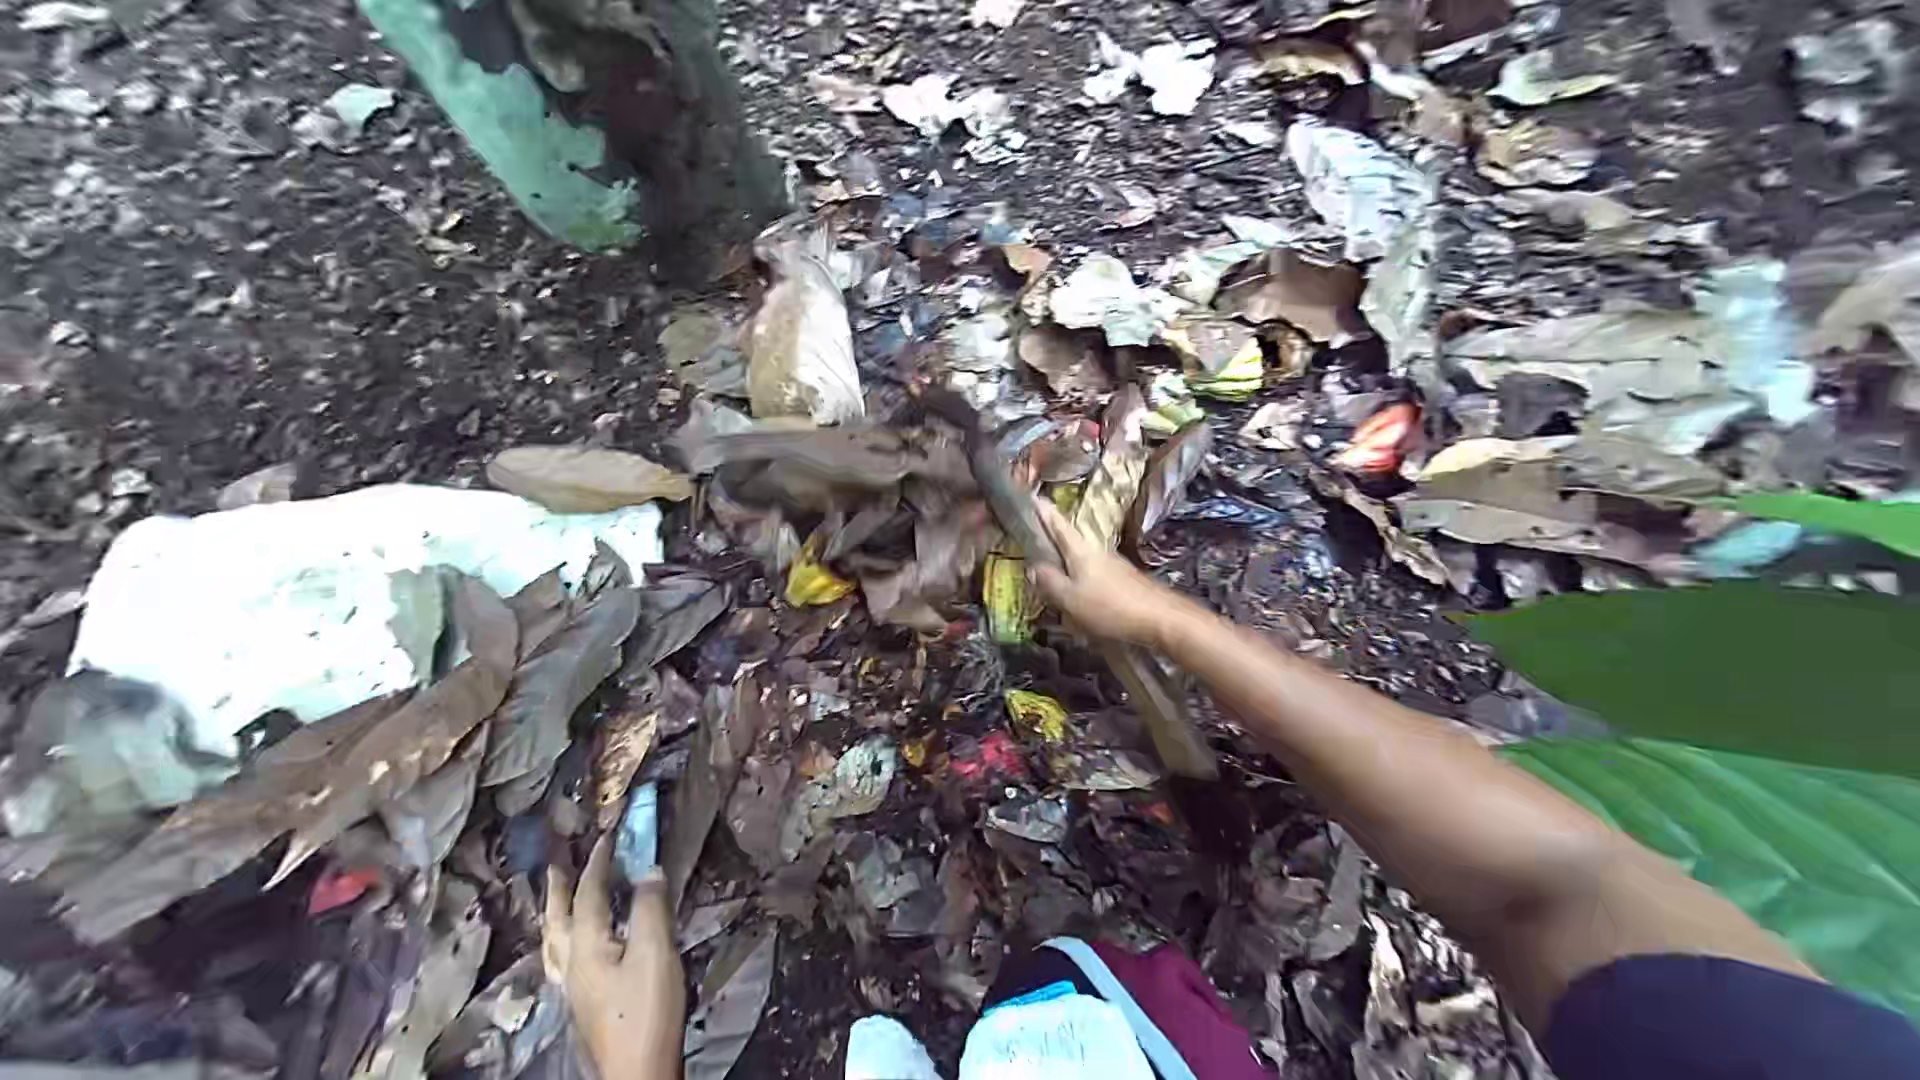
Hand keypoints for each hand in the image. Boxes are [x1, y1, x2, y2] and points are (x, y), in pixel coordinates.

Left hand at [545, 837, 685, 1079]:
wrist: (639, 1070)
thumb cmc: (646, 1006)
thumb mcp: (655, 950)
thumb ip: (650, 907)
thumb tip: (648, 869)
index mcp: (586, 947)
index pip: (588, 894)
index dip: (599, 862)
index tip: (608, 833)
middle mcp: (572, 964)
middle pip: (557, 920)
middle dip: (558, 888)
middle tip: (556, 864)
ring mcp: (575, 986)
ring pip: (556, 941)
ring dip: (557, 912)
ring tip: (560, 897)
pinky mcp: (586, 1001)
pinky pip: (566, 956)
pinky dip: (567, 936)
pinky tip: (577, 944)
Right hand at [1028, 499, 1186, 647]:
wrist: (1161, 618)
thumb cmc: (1110, 605)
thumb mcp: (1070, 597)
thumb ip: (1049, 581)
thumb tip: (1032, 566)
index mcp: (1080, 550)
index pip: (1058, 524)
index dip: (1044, 511)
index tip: (1032, 497)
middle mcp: (1097, 552)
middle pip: (1069, 541)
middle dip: (1052, 540)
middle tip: (1032, 543)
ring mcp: (1112, 566)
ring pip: (1081, 561)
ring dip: (1065, 565)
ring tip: (1050, 578)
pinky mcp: (1122, 581)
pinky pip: (1092, 576)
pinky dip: (1079, 581)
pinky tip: (1077, 600)